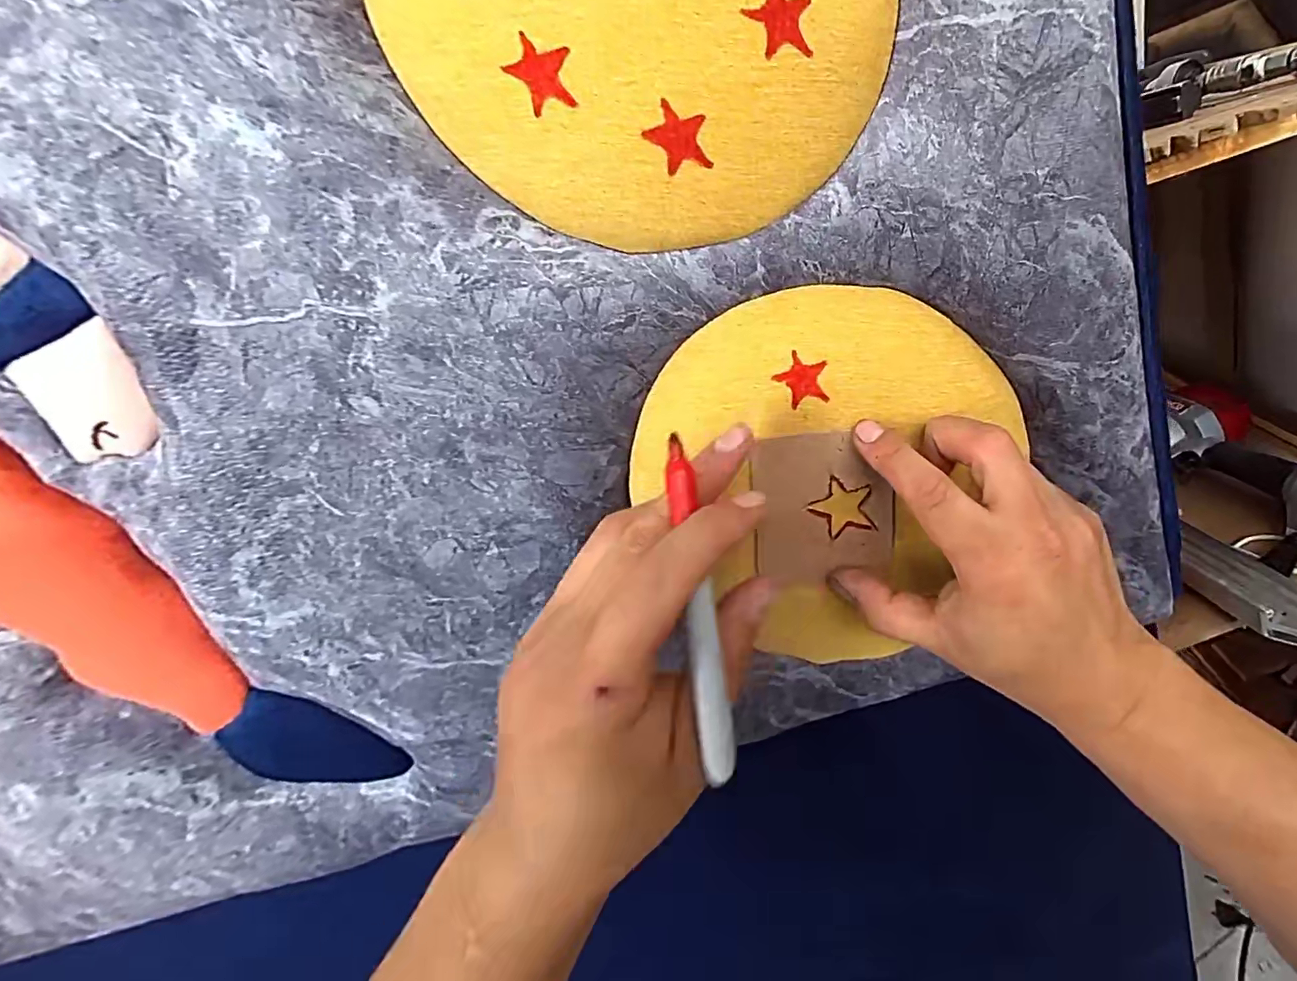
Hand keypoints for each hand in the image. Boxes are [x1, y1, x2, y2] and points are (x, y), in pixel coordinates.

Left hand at [479, 424, 772, 904]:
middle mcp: (557, 640)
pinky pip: (596, 562)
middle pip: (627, 539)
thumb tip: (762, 583)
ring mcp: (540, 630)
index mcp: (598, 679)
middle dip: (689, 487)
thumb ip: (726, 656)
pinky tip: (676, 526)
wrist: (534, 853)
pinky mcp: (540, 629)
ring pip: (606, 540)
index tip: (759, 501)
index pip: (659, 576)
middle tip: (737, 444)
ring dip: (665, 502)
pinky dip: (642, 532)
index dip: (713, 530)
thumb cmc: (625, 814)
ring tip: (713, 474)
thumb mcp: (694, 745)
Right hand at [831, 417, 1161, 730]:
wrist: (1104, 675)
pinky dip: (1005, 486)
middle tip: (924, 454)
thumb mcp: (942, 639)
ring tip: (960, 490)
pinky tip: (1003, 524)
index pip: (933, 489)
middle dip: (946, 431)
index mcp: (990, 558)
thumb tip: (839, 575)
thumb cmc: (1015, 661)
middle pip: (987, 441)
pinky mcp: (1084, 513)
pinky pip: (1033, 480)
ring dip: (975, 458)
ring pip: (1012, 456)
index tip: (866, 431)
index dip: (894, 455)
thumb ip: (884, 606)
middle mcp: (1033, 524)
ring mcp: (1066, 513)